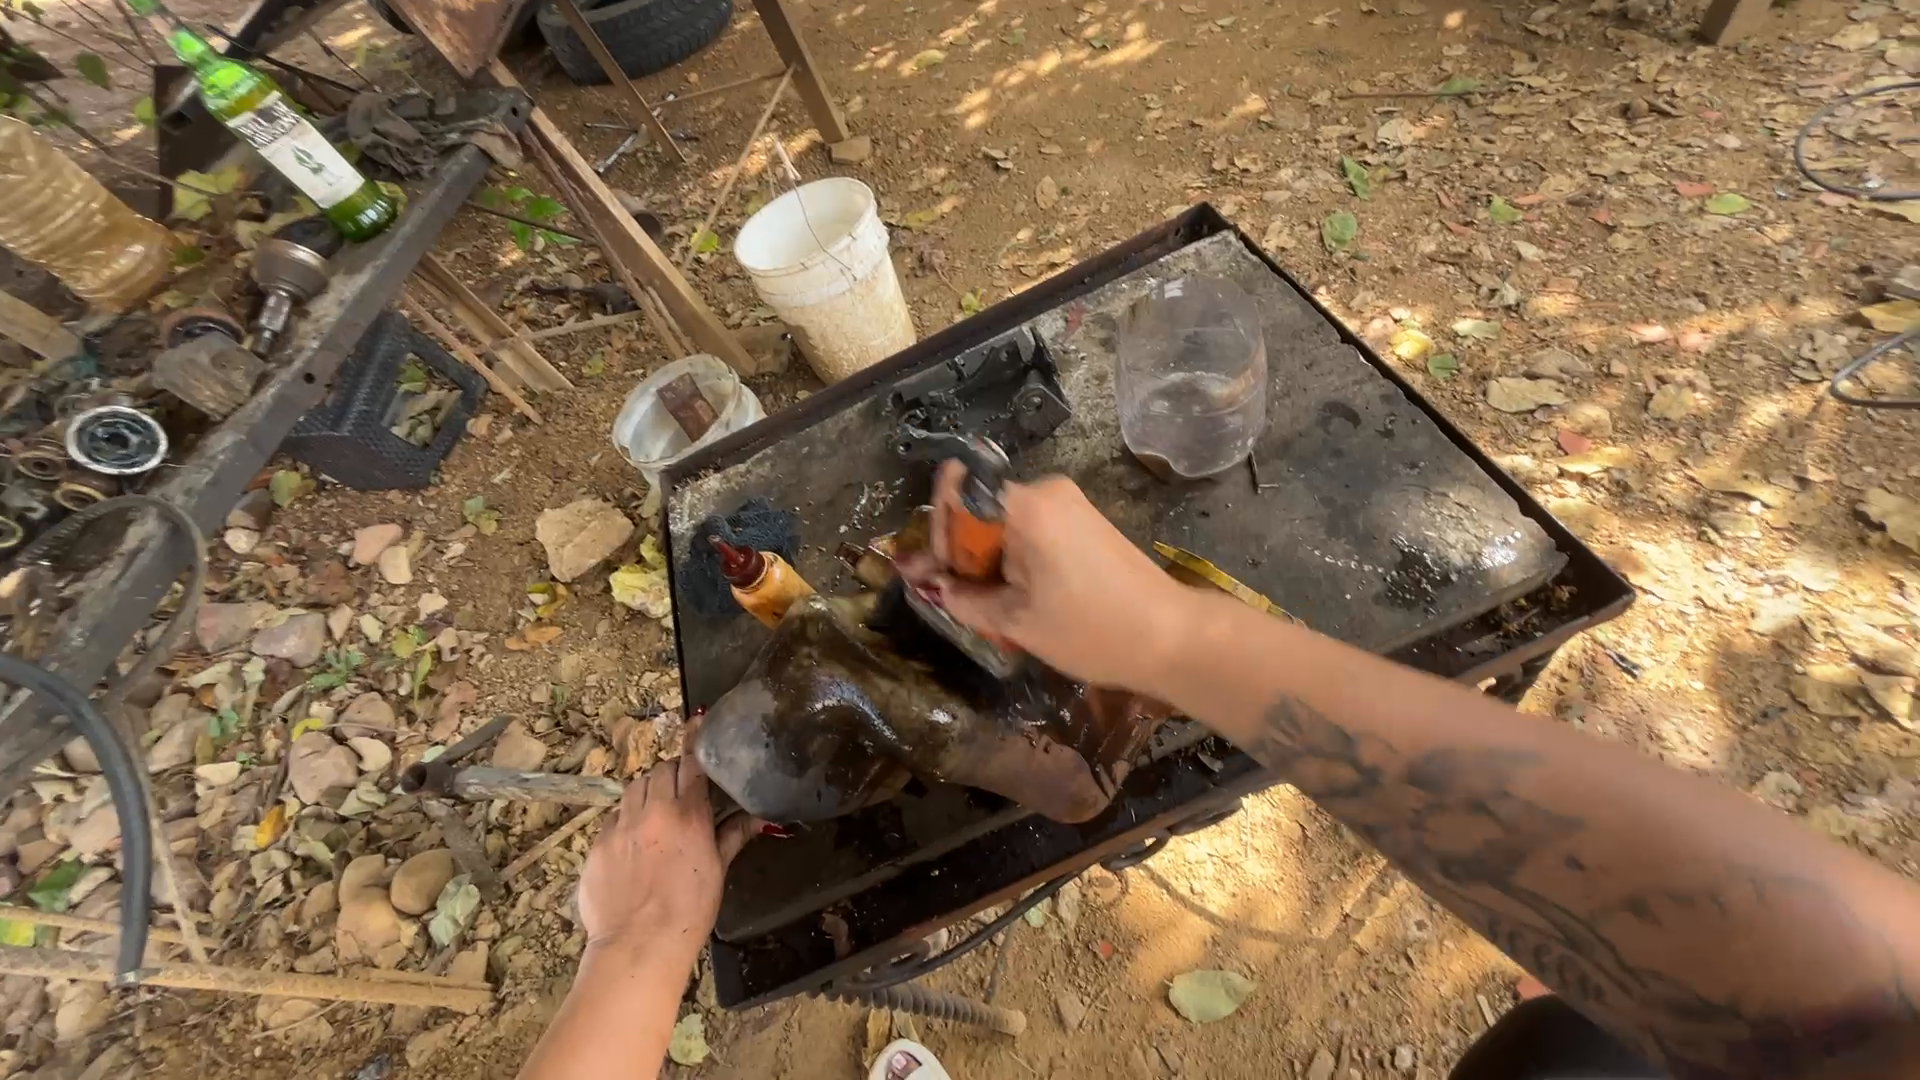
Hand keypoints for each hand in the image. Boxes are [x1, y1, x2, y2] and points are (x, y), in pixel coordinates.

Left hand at [576, 752, 759, 960]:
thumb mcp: (718, 869)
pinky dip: (624, 819)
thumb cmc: (689, 910)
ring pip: (633, 789)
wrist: (639, 946)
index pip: (691, 763)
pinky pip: (612, 819)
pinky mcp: (597, 847)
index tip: (698, 722)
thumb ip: (734, 835)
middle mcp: (652, 812)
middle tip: (682, 790)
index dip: (696, 740)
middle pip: (660, 771)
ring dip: (647, 791)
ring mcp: (620, 828)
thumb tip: (760, 817)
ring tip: (656, 811)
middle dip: (672, 774)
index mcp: (687, 814)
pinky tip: (633, 841)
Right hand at [900, 461, 1190, 690]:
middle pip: (980, 509)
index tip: (941, 576)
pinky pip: (1030, 531)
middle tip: (952, 597)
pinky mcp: (1083, 521)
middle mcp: (1046, 491)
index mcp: (1027, 505)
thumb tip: (932, 587)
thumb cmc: (1092, 630)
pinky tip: (1015, 597)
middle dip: (960, 553)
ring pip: (1003, 524)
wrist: (1173, 638)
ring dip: (987, 561)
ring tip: (985, 606)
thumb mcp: (1018, 621)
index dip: (940, 535)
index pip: (958, 495)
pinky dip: (1013, 559)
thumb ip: (965, 599)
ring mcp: (1069, 504)